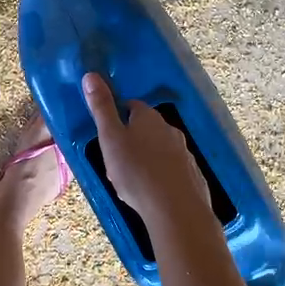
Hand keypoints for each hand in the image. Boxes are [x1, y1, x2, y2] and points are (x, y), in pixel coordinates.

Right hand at [82, 73, 210, 227]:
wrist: (176, 211)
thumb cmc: (136, 171)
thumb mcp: (110, 138)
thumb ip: (101, 107)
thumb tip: (91, 74)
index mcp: (148, 117)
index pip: (130, 106)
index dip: (117, 119)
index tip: (107, 138)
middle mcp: (170, 129)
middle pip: (146, 129)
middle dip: (131, 142)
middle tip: (116, 164)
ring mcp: (185, 153)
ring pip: (160, 150)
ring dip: (147, 160)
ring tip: (133, 184)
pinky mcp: (193, 176)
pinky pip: (173, 171)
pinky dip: (163, 178)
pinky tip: (154, 195)